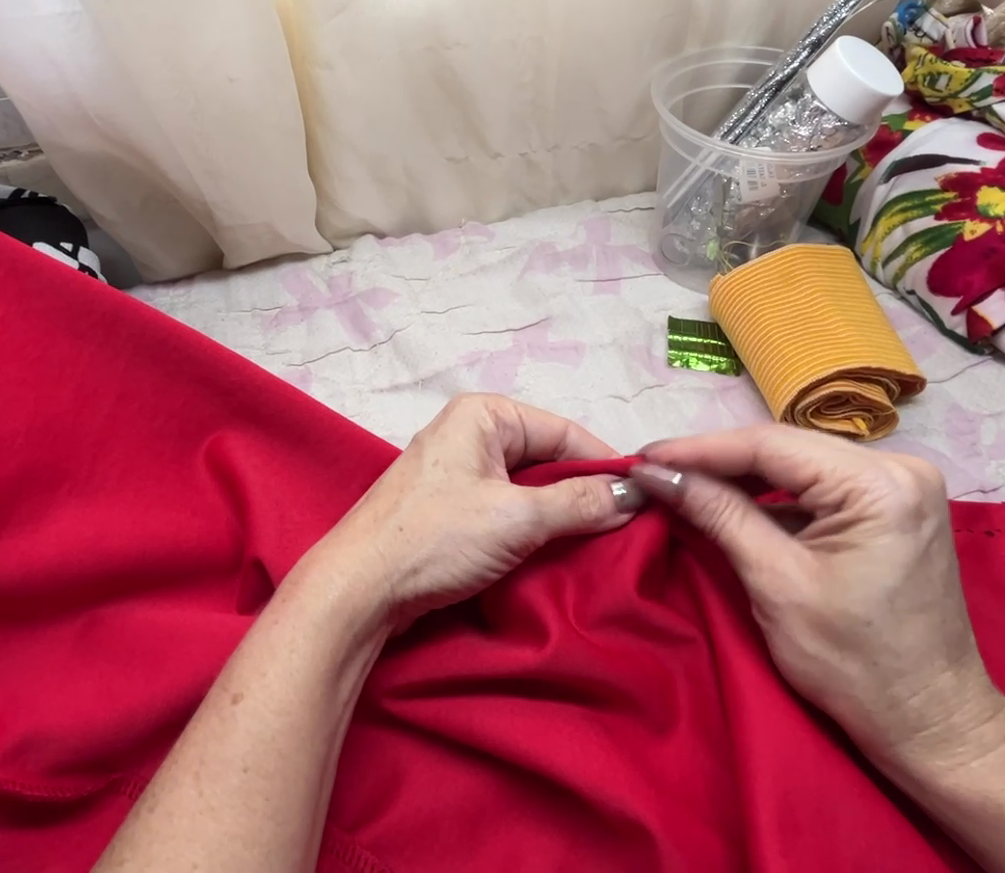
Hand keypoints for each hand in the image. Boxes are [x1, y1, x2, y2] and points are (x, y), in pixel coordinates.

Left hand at [307, 394, 643, 630]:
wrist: (359, 590)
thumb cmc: (436, 538)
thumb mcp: (518, 519)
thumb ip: (580, 503)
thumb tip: (633, 495)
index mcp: (483, 414)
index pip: (563, 431)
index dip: (605, 465)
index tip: (646, 499)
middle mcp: (468, 432)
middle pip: (545, 458)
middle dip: (582, 492)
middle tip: (626, 528)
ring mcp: (455, 470)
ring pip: (526, 486)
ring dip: (558, 514)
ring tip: (599, 544)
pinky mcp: (448, 506)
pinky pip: (504, 507)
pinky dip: (530, 527)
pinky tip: (555, 552)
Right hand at [630, 426, 1004, 773]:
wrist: (929, 723)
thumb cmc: (854, 664)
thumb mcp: (775, 582)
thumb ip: (717, 514)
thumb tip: (656, 473)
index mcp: (879, 483)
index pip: (769, 445)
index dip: (698, 449)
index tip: (642, 457)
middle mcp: (898, 466)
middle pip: (784, 448)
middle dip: (714, 460)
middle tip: (654, 469)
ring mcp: (900, 483)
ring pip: (797, 463)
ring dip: (738, 474)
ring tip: (679, 480)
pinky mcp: (892, 504)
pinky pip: (817, 484)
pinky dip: (771, 494)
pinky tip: (729, 498)